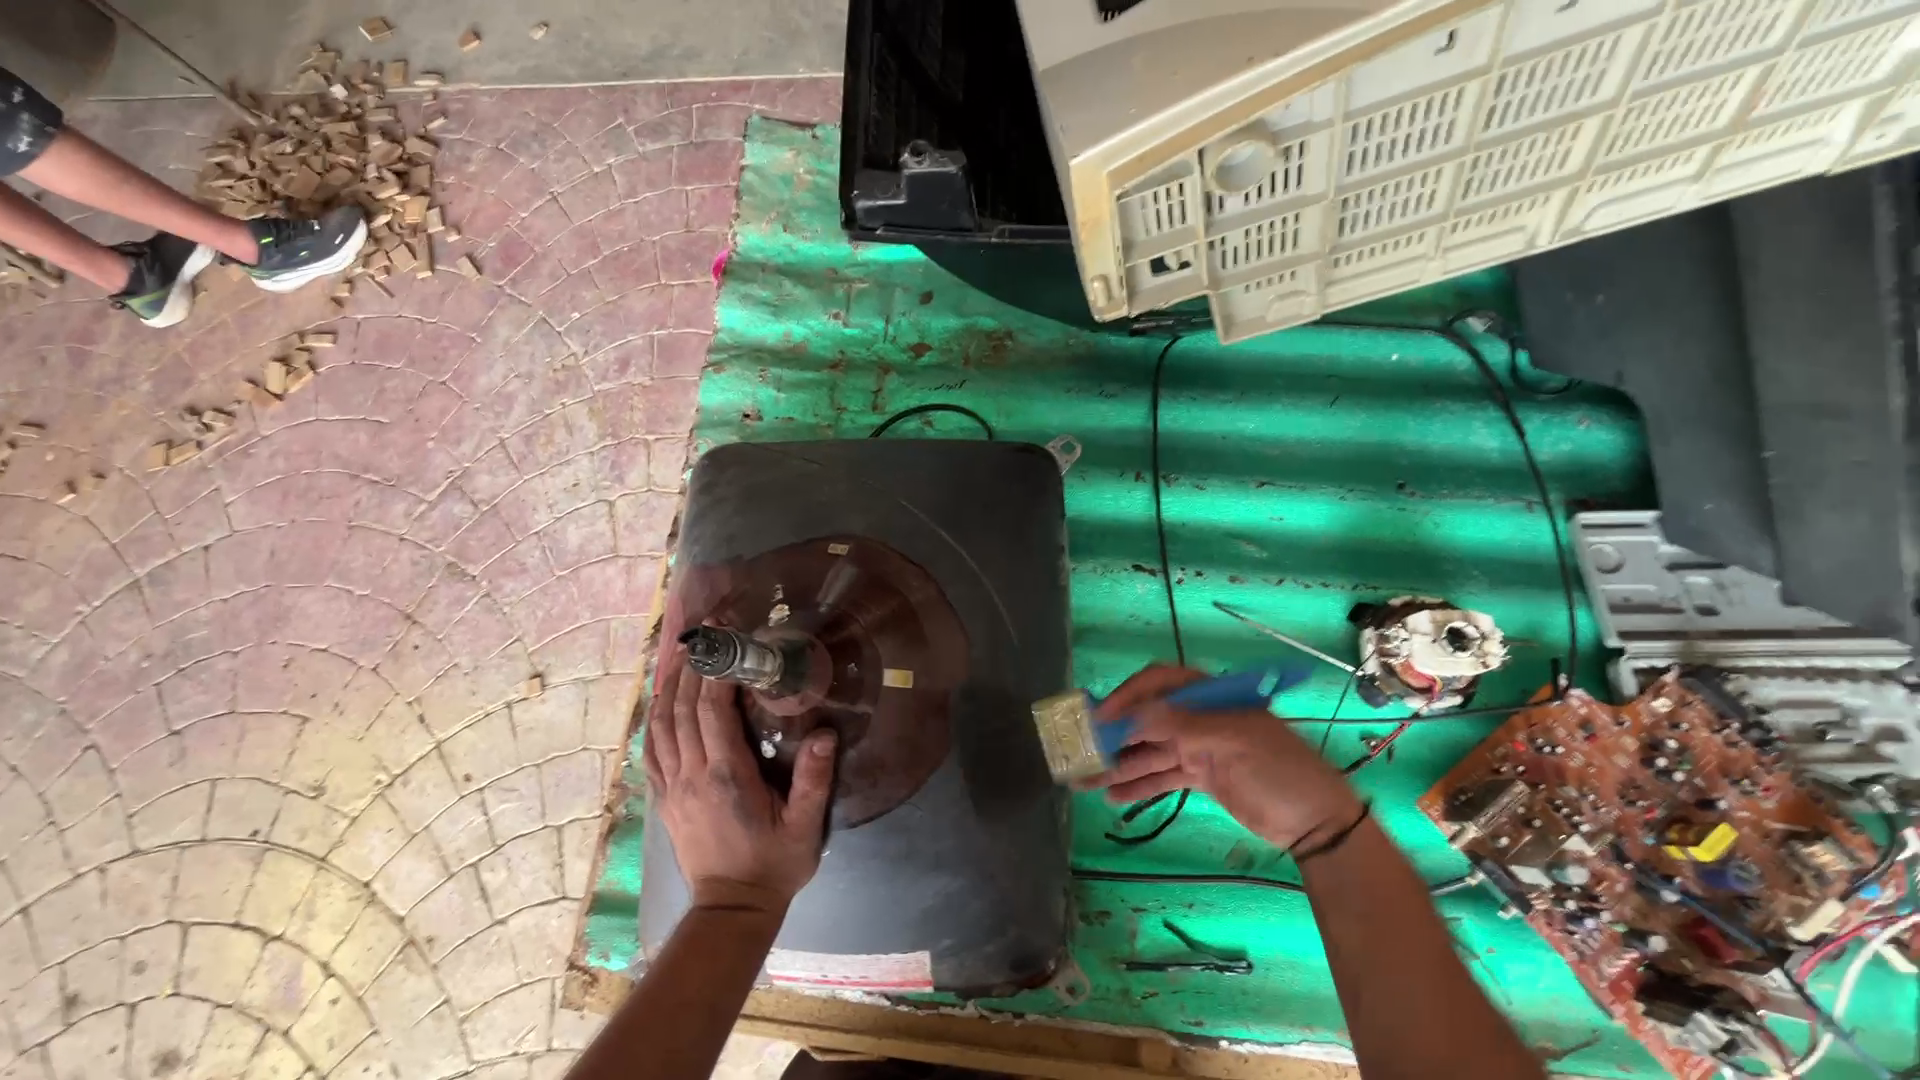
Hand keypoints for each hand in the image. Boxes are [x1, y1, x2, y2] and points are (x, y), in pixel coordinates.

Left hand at [643, 648, 836, 913]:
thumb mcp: (805, 825)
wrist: (732, 909)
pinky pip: (651, 750)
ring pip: (660, 726)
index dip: (716, 671)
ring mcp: (673, 787)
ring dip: (667, 687)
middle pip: (681, 709)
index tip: (727, 639)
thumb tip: (827, 734)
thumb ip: (814, 779)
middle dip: (690, 667)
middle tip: (702, 633)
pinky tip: (660, 702)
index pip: (712, 710)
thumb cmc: (774, 864)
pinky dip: (653, 720)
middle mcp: (693, 774)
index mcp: (727, 775)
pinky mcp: (665, 798)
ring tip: (678, 655)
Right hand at [1078, 664, 1363, 848]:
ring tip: (1086, 780)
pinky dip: (1139, 785)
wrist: (1317, 822)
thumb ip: (1182, 726)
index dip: (1128, 696)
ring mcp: (1200, 747)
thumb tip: (1134, 713)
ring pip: (1150, 750)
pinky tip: (1113, 795)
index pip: (1160, 683)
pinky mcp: (1202, 776)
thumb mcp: (1234, 743)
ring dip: (1120, 764)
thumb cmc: (1281, 770)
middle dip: (1115, 733)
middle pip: (1148, 718)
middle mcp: (1201, 717)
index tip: (1101, 716)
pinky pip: (1162, 776)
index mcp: (1211, 696)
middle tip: (1083, 750)